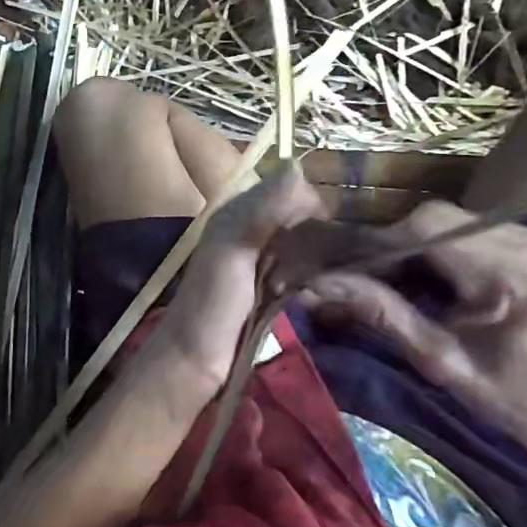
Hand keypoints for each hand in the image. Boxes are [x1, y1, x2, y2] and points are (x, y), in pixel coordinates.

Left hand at [155, 162, 327, 382]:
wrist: (195, 361)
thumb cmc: (212, 301)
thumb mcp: (234, 246)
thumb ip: (263, 207)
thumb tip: (297, 166)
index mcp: (238, 211)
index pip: (288, 188)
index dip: (311, 201)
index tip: (330, 226)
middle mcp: (250, 228)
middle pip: (297, 213)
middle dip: (317, 229)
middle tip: (331, 255)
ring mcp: (260, 258)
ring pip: (301, 239)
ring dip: (315, 254)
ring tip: (325, 273)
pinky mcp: (270, 285)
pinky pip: (300, 266)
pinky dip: (310, 272)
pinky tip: (317, 286)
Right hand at [291, 200, 526, 454]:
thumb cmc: (508, 401)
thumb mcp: (439, 360)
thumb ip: (381, 312)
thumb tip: (319, 284)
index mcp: (518, 283)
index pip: (430, 235)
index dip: (380, 244)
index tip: (346, 263)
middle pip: (445, 219)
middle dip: (400, 242)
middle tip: (373, 274)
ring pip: (463, 218)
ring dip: (426, 241)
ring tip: (408, 277)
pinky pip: (488, 227)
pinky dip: (456, 244)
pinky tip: (448, 273)